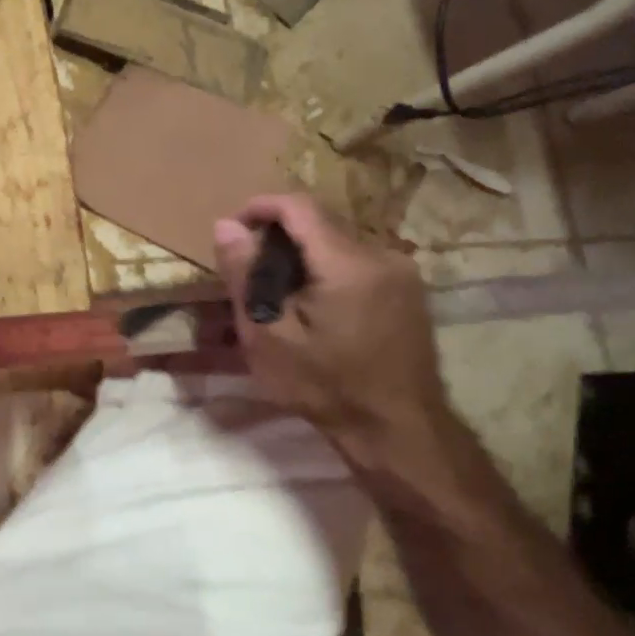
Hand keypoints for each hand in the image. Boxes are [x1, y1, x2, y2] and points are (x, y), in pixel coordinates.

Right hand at [214, 195, 449, 456]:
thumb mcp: (267, 334)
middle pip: (319, 224)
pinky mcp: (408, 292)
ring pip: (336, 244)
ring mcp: (402, 274)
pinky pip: (355, 263)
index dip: (259, 207)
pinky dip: (323, 271)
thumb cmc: (323, 384)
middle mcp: (383, 257)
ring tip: (273, 294)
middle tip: (244, 274)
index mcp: (348, 264)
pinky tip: (308, 307)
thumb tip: (226, 225)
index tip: (230, 229)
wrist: (396, 428)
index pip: (299, 207)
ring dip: (299, 257)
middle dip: (275, 238)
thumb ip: (245, 275)